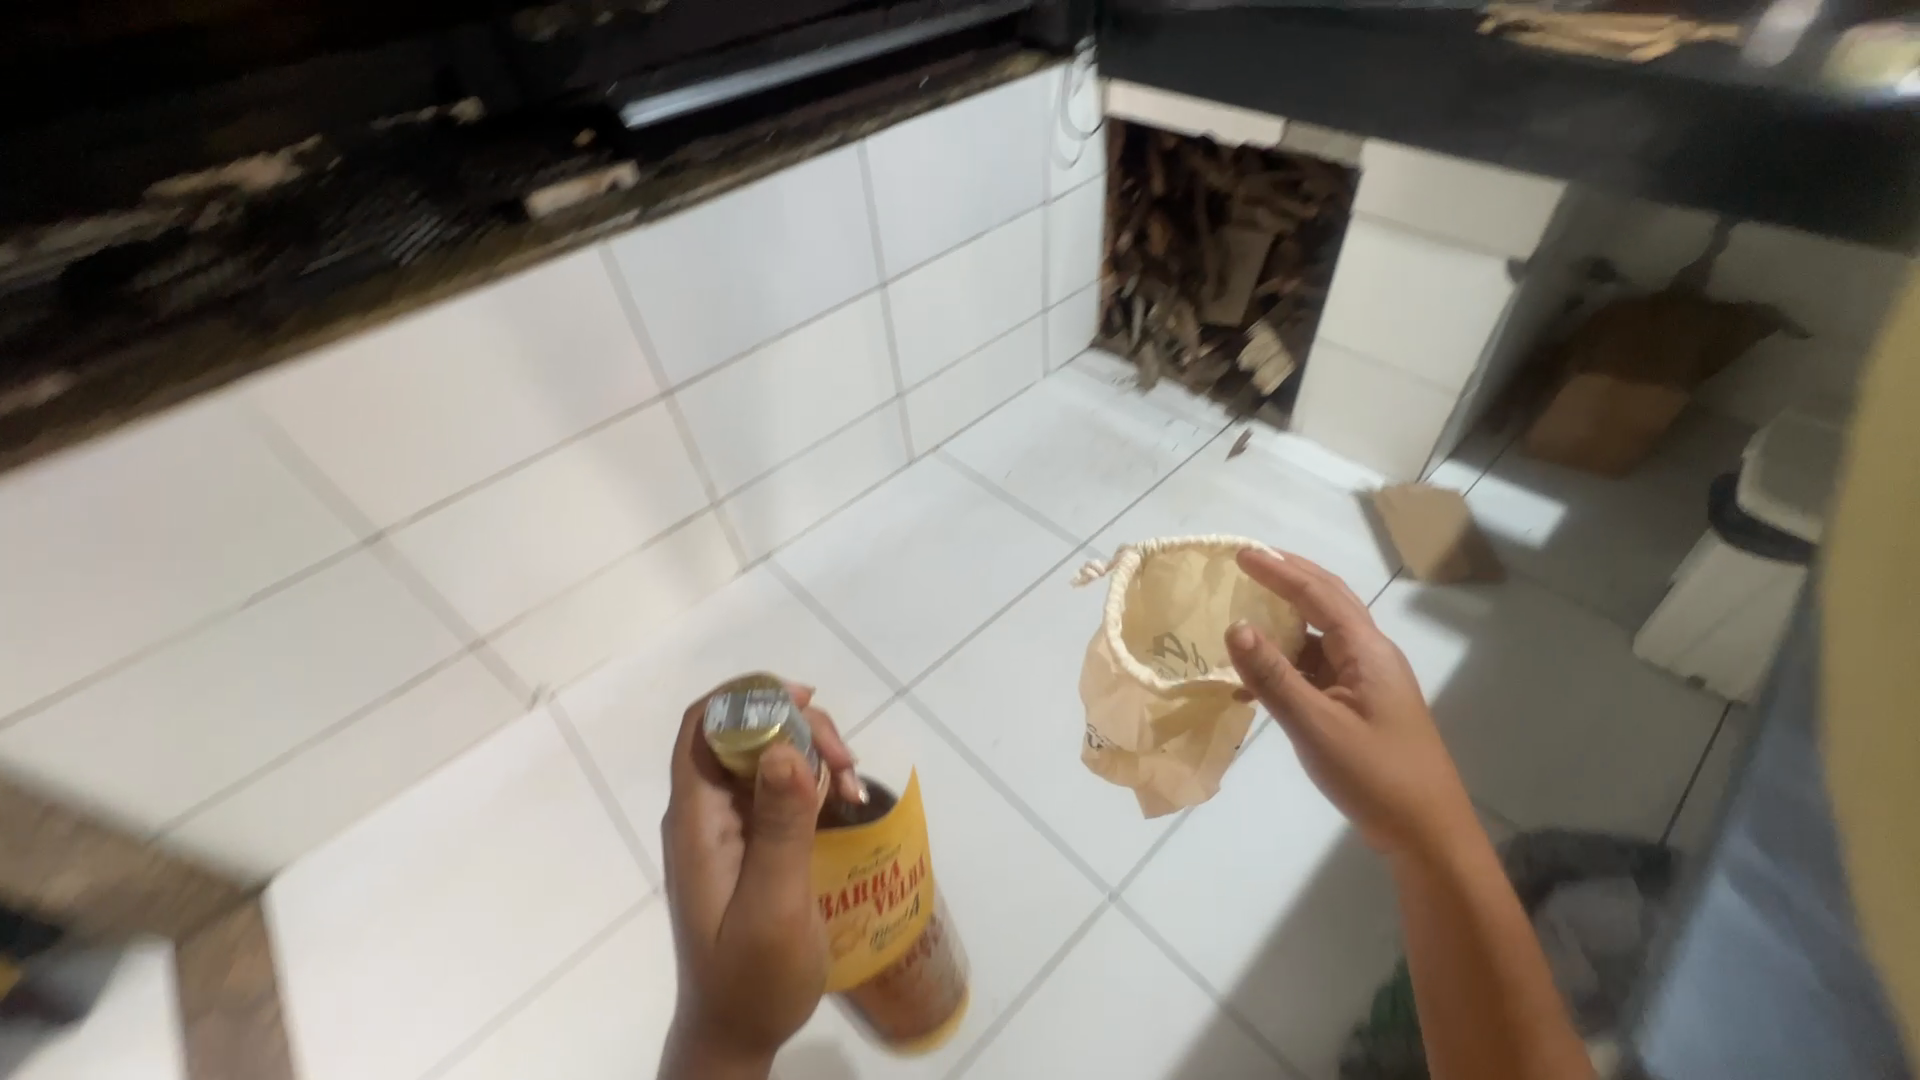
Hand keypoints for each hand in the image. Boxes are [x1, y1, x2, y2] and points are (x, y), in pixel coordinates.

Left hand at [659, 682, 857, 1074]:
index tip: (804, 700)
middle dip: (799, 729)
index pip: (703, 727)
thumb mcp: (774, 905)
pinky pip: (783, 786)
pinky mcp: (755, 837)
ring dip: (814, 755)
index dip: (746, 698)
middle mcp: (709, 811)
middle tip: (845, 760)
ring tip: (851, 786)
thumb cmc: (752, 977)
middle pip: (746, 732)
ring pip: (770, 754)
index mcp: (698, 819)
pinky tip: (846, 801)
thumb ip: (780, 827)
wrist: (739, 1033)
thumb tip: (786, 748)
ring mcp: (732, 824)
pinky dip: (816, 782)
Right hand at [1224, 549, 1477, 857]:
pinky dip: (1286, 662)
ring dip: (1285, 621)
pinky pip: (1318, 668)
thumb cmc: (1375, 776)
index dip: (1279, 571)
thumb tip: (1235, 626)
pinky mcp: (1360, 705)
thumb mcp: (1315, 725)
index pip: (1319, 594)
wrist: (1428, 835)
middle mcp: (1371, 656)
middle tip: (1248, 562)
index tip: (1241, 553)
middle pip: (1329, 601)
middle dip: (1289, 578)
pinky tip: (1255, 680)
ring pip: (1321, 636)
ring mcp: (1367, 681)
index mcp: (1367, 652)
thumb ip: (1273, 675)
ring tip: (1244, 612)